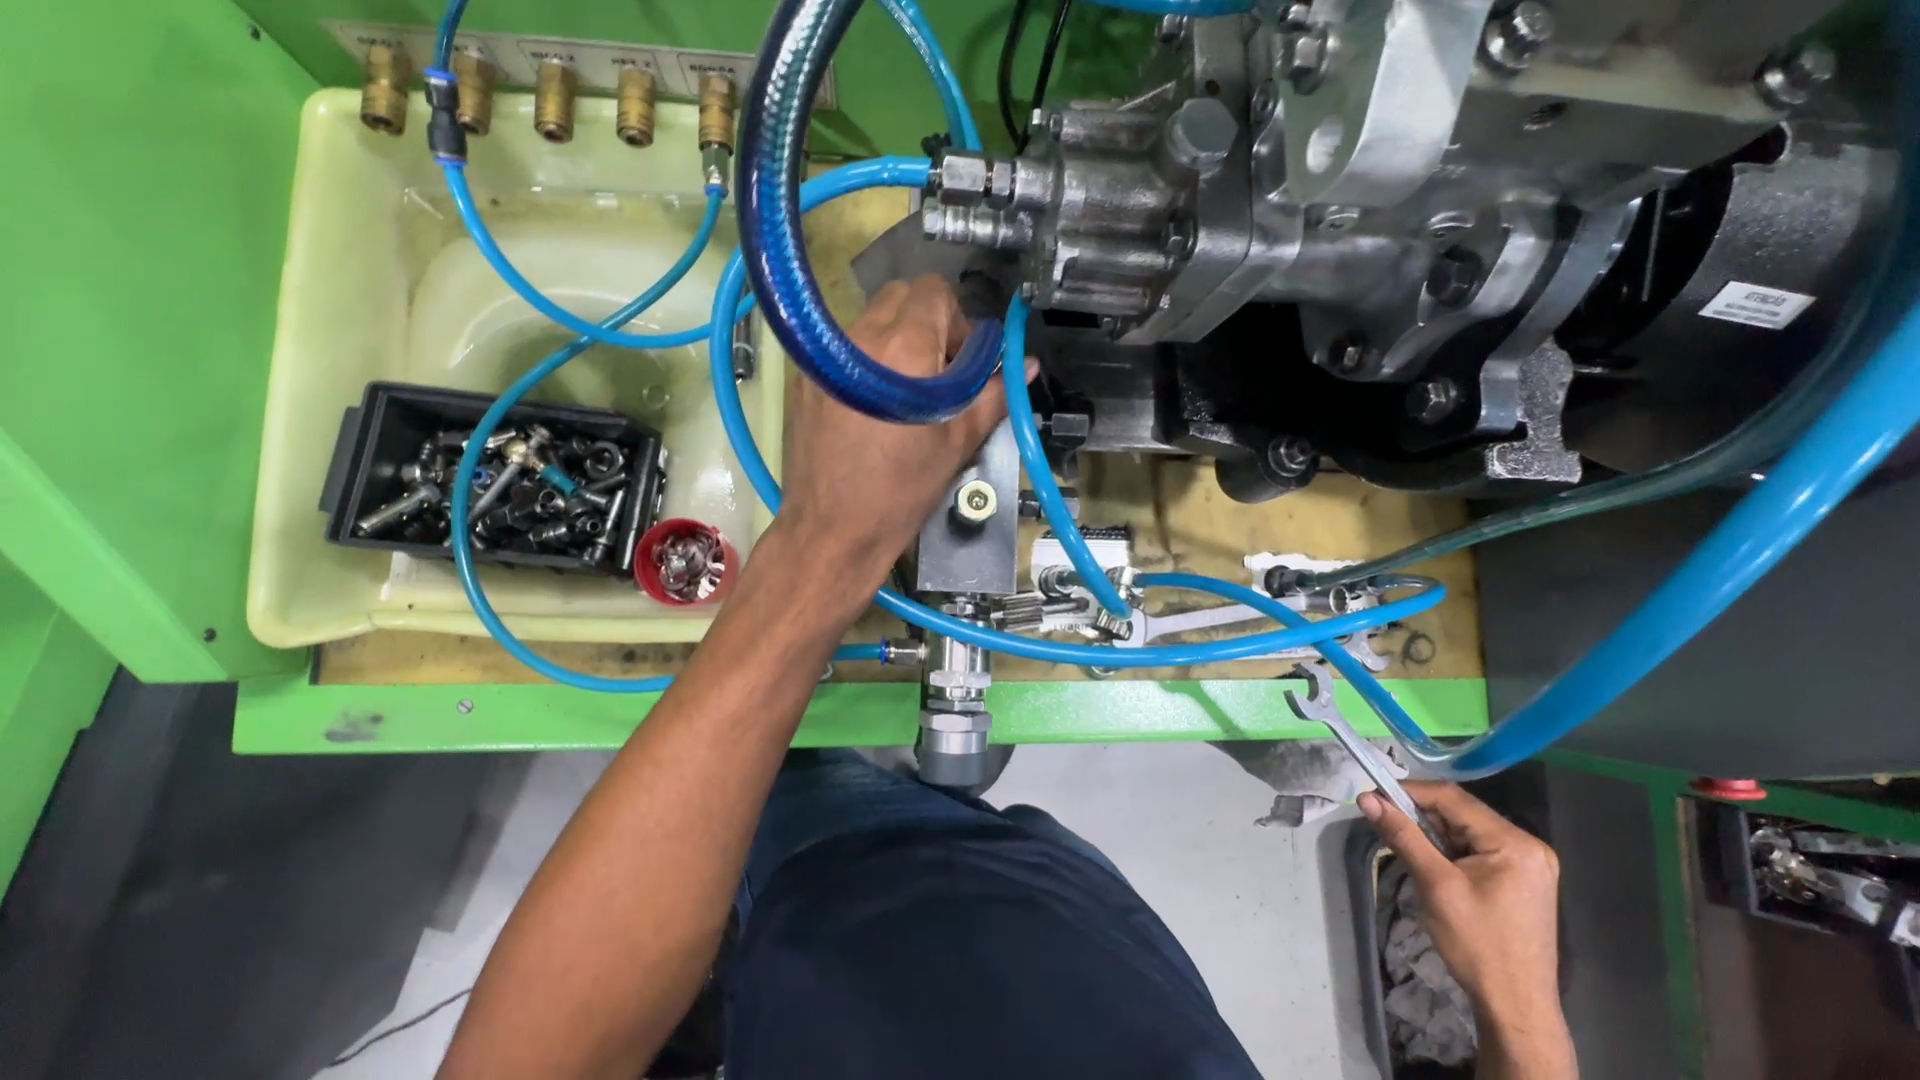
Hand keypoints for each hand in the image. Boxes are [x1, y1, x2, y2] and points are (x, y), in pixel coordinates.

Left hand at [772, 275, 1028, 592]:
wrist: (833, 531)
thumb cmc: (904, 490)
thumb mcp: (959, 442)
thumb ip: (993, 394)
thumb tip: (1027, 364)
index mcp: (904, 346)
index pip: (935, 291)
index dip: (956, 322)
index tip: (959, 364)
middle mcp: (859, 337)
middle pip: (900, 297)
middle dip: (925, 324)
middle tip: (935, 376)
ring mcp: (824, 356)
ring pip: (869, 320)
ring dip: (895, 342)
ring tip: (902, 395)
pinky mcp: (802, 377)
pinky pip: (843, 348)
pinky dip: (864, 362)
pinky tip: (869, 408)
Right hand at [1361, 782, 1574, 1076]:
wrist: (1516, 1003)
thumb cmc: (1476, 944)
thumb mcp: (1435, 885)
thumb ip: (1403, 836)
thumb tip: (1366, 798)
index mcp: (1515, 842)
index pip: (1454, 799)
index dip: (1410, 792)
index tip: (1373, 796)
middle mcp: (1530, 845)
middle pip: (1463, 813)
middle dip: (1421, 816)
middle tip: (1386, 825)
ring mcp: (1531, 863)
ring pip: (1469, 831)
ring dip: (1435, 835)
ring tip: (1408, 850)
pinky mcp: (1524, 880)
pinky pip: (1480, 850)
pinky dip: (1452, 852)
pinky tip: (1434, 867)